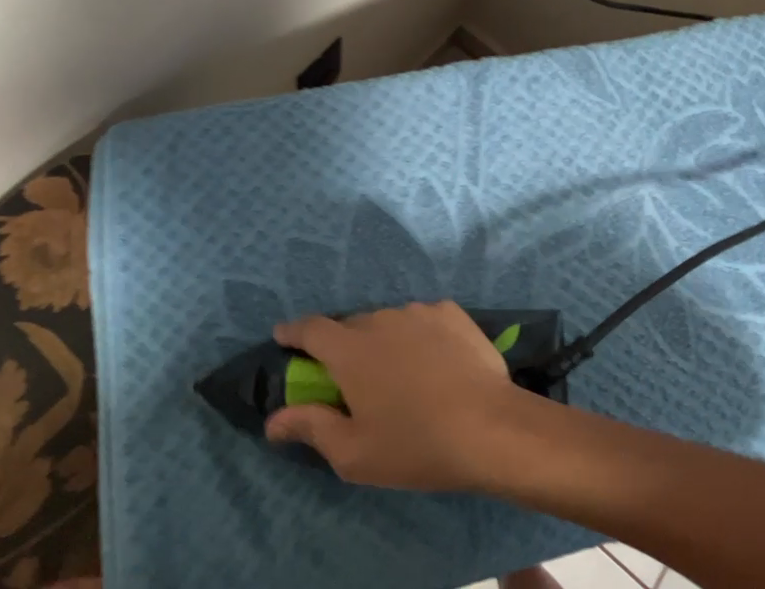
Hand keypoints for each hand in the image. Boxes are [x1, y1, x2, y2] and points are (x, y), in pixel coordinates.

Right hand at [263, 302, 527, 490]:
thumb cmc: (415, 444)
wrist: (491, 428)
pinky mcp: (453, 314)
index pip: (310, 329)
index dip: (294, 332)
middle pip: (351, 327)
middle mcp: (381, 319)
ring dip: (384, 341)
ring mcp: (420, 312)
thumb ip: (310, 428)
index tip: (284, 338)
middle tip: (352, 379)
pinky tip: (433, 362)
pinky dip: (419, 336)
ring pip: (389, 323)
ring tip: (399, 373)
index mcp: (349, 349)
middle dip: (343, 347)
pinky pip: (423, 321)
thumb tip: (273, 421)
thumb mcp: (354, 453)